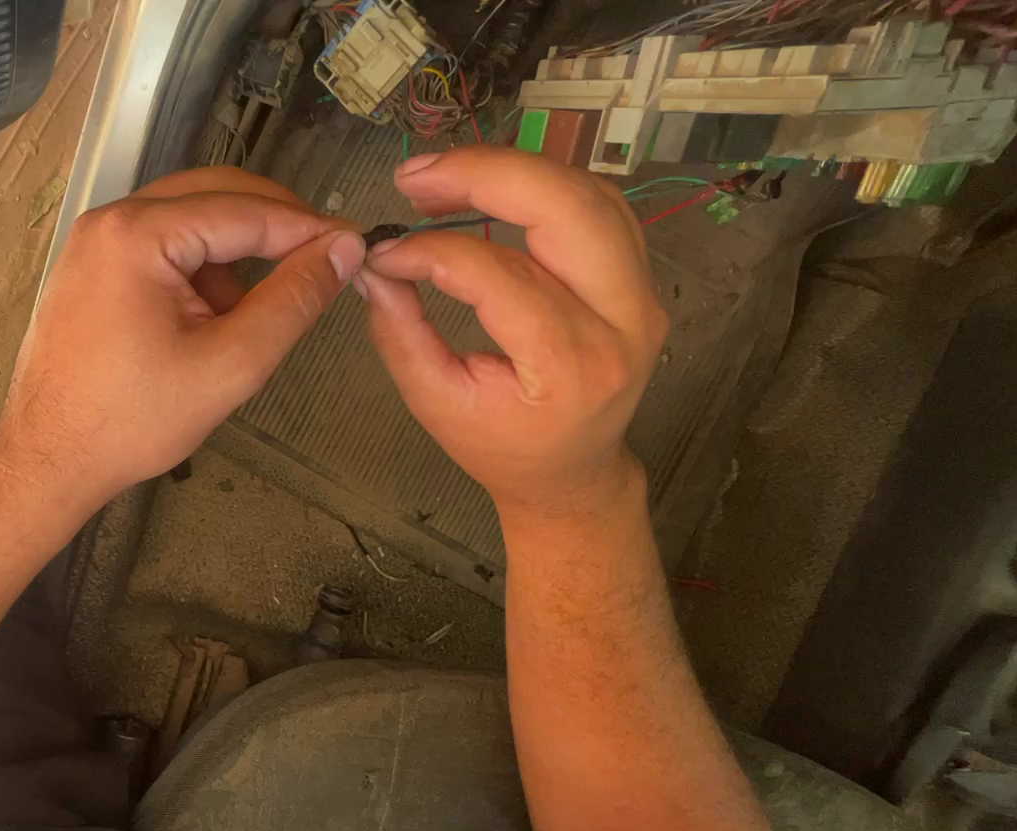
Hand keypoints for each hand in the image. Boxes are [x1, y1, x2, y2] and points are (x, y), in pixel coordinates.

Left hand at [0, 167, 363, 511]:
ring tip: (246, 322)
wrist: (48, 461)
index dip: (306, 227)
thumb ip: (292, 302)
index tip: (352, 245)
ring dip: (229, 261)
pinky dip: (193, 277)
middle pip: (212, 200)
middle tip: (318, 266)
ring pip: (186, 227)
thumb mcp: (229, 365)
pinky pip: (156, 254)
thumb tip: (341, 250)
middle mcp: (108, 222)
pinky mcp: (86, 274)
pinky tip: (203, 327)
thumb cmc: (132, 422)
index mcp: (137, 234)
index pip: (244, 210)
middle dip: (270, 232)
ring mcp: (91, 247)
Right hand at [356, 147, 668, 518]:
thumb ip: (402, 336)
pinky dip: (539, 188)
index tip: (383, 253)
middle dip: (484, 174)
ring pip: (588, 193)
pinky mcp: (639, 278)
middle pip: (566, 207)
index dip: (432, 252)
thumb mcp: (436, 405)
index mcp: (569, 365)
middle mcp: (623, 319)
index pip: (498, 275)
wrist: (569, 472)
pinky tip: (490, 192)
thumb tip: (373, 268)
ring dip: (512, 172)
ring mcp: (643, 293)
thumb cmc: (499, 448)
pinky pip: (596, 207)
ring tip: (441, 181)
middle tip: (414, 176)